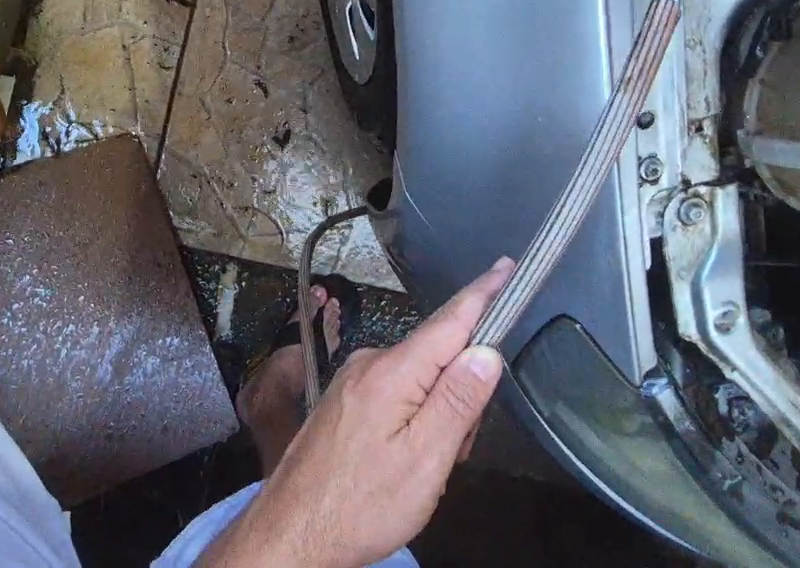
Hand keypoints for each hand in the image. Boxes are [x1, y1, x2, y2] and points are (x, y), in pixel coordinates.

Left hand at [200, 259, 516, 567]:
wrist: (292, 533)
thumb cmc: (361, 504)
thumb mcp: (424, 460)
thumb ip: (457, 402)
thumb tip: (486, 350)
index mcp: (392, 372)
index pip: (449, 322)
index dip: (482, 294)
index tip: (506, 265)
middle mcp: (370, 363)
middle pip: (437, 356)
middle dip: (459, 394)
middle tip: (451, 454)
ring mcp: (353, 379)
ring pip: (417, 379)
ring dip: (434, 415)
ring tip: (418, 468)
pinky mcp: (344, 398)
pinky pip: (394, 392)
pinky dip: (411, 419)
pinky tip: (399, 460)